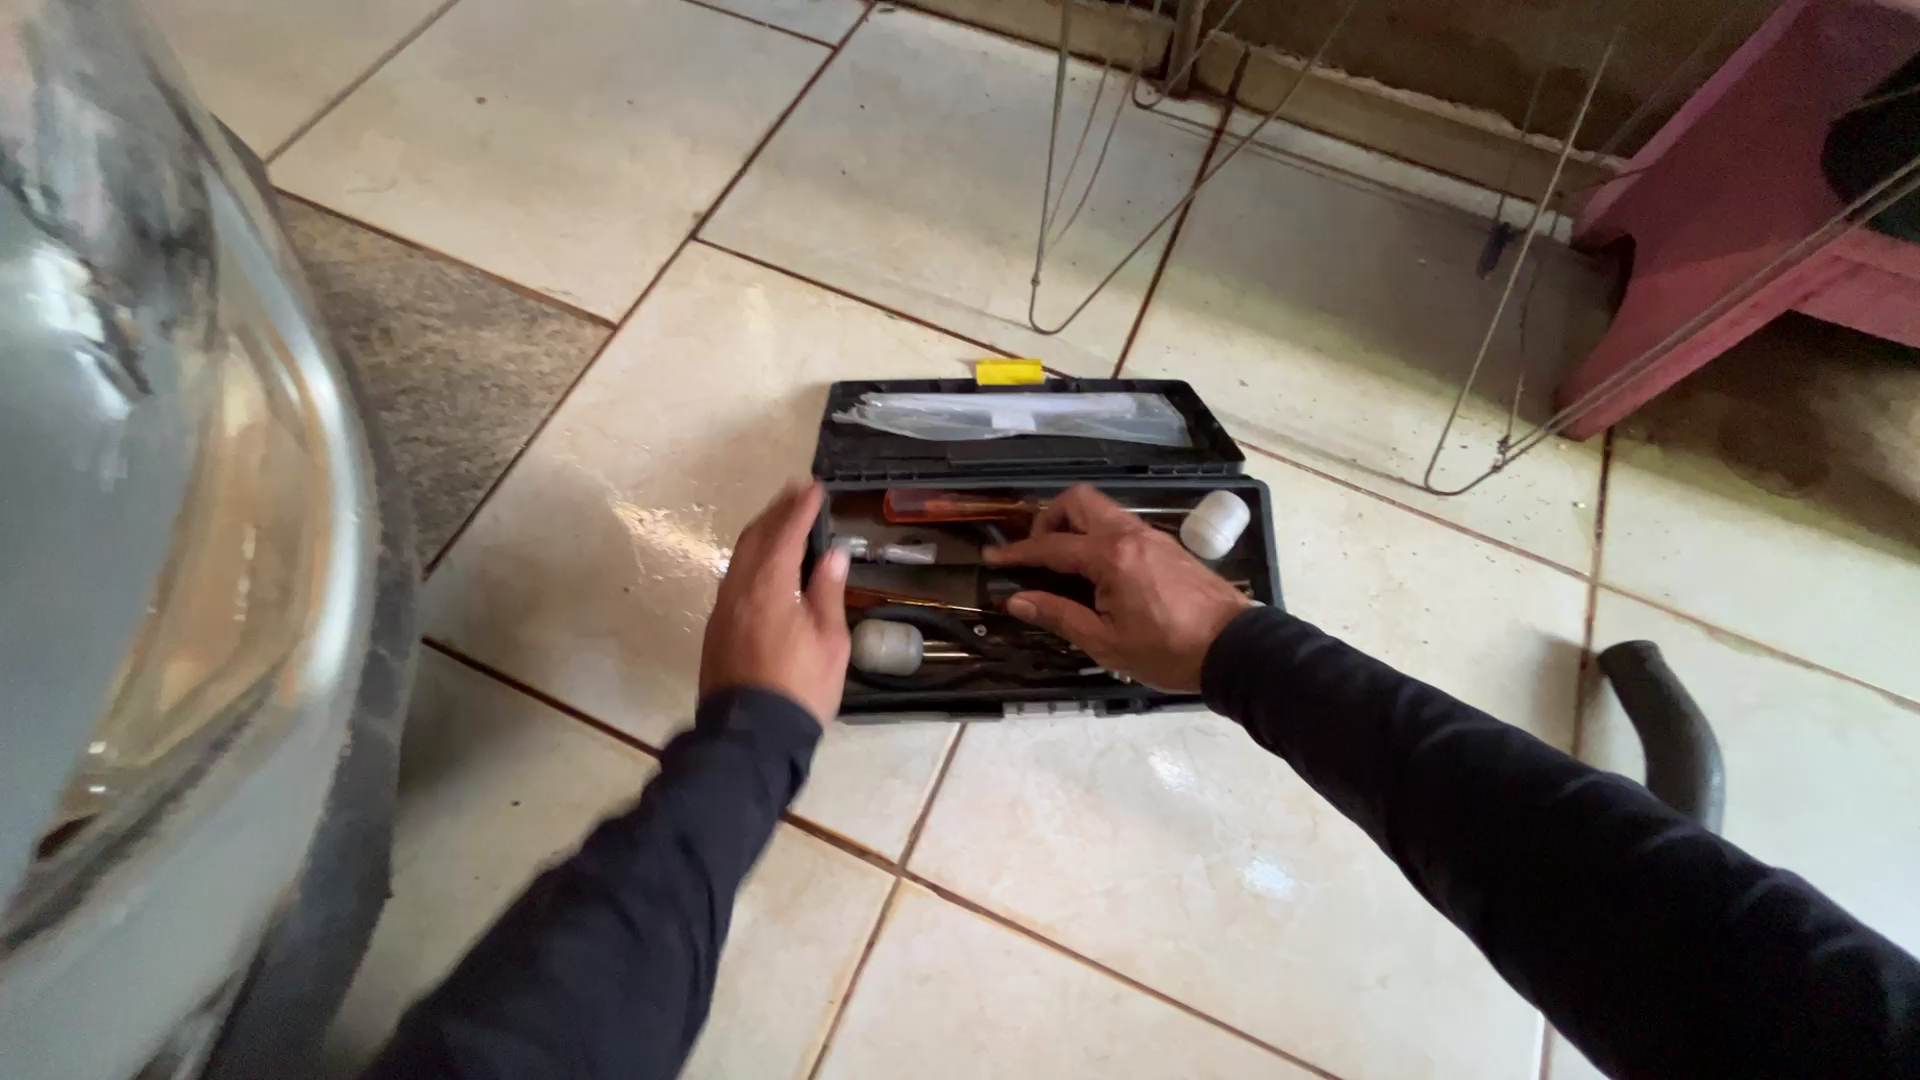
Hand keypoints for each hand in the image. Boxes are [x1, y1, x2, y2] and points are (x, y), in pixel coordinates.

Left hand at [699, 482, 849, 725]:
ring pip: (739, 557)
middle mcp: (739, 590)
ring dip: (761, 531)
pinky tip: (763, 560)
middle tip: (796, 492)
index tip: (814, 489)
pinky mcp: (717, 627)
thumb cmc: (801, 688)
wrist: (752, 735)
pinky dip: (751, 556)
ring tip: (781, 518)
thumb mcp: (830, 642)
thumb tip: (833, 556)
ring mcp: (723, 608)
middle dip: (776, 511)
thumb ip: (828, 593)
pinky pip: (733, 576)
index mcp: (770, 588)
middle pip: (755, 538)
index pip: (786, 535)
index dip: (801, 510)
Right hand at [983, 484, 1252, 691]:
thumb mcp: (1106, 643)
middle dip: (1048, 518)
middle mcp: (1129, 534)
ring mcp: (1151, 536)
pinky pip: (1120, 525)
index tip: (993, 558)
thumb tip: (1017, 600)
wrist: (1236, 649)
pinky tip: (1097, 570)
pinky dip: (1097, 534)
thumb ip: (1059, 615)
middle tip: (1037, 551)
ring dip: (1074, 524)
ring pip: (1101, 509)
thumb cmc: (1168, 651)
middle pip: (1077, 500)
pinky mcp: (1166, 545)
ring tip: (1063, 562)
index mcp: (1110, 557)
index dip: (1018, 552)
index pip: (1051, 545)